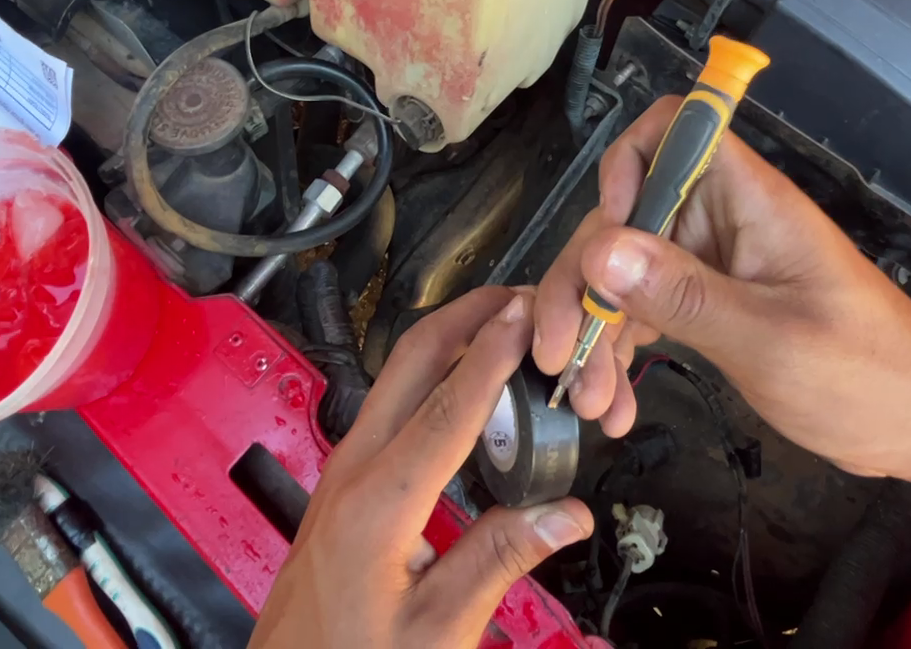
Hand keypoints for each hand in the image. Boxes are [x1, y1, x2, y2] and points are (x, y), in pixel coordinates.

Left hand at [253, 285, 595, 647]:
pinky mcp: (348, 471)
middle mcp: (355, 464)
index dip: (491, 357)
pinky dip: (435, 369)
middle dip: (466, 316)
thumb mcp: (436, 632)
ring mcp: (346, 462)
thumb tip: (564, 512)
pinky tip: (467, 375)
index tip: (524, 316)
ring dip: (451, 336)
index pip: (446, 410)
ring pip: (399, 373)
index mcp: (378, 502)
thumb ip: (498, 562)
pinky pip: (394, 399)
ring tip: (501, 323)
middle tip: (519, 296)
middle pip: (411, 361)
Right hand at [531, 96, 910, 479]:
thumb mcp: (772, 341)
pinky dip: (617, 350)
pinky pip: (640, 309)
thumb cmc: (869, 375)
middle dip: (583, 283)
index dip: (628, 163)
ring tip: (587, 401)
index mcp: (744, 198)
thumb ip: (683, 295)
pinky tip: (611, 401)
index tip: (608, 234)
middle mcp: (715, 218)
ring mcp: (705, 260)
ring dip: (594, 330)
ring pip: (620, 270)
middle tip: (556, 352)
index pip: (675, 129)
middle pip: (622, 216)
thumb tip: (598, 252)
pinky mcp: (701, 301)